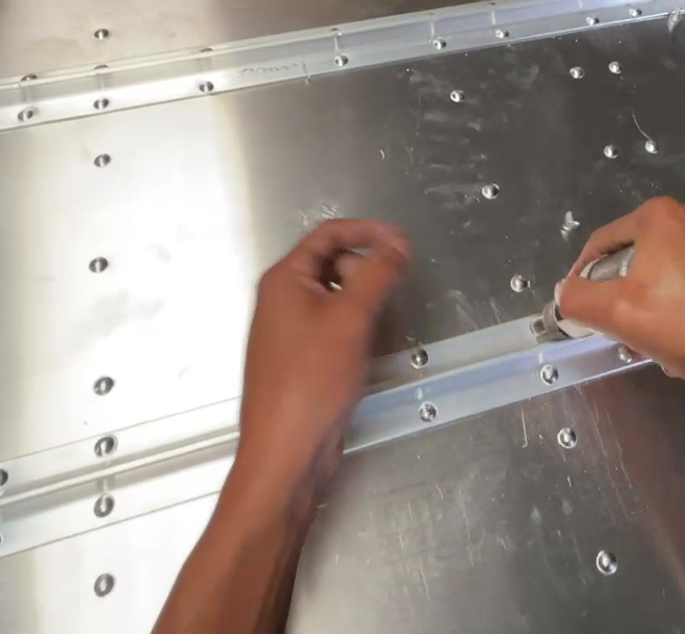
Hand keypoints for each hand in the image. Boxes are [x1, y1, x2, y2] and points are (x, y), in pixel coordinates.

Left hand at [233, 220, 409, 493]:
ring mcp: (289, 329)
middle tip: (387, 292)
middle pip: (333, 262)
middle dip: (366, 270)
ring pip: (335, 296)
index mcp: (285, 279)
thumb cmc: (312, 380)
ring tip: (376, 324)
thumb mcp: (352, 317)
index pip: (329, 234)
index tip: (402, 241)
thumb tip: (398, 243)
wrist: (286, 453)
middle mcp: (282, 299)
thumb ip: (378, 273)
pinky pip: (333, 324)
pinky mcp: (301, 357)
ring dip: (362, 300)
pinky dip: (354, 325)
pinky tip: (365, 348)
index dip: (368, 231)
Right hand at [556, 198, 684, 401]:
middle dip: (626, 300)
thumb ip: (582, 300)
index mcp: (659, 217)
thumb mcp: (624, 316)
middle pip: (635, 260)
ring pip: (666, 275)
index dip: (584, 282)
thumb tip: (566, 292)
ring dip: (656, 308)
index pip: (600, 245)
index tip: (585, 315)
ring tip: (668, 345)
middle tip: (631, 336)